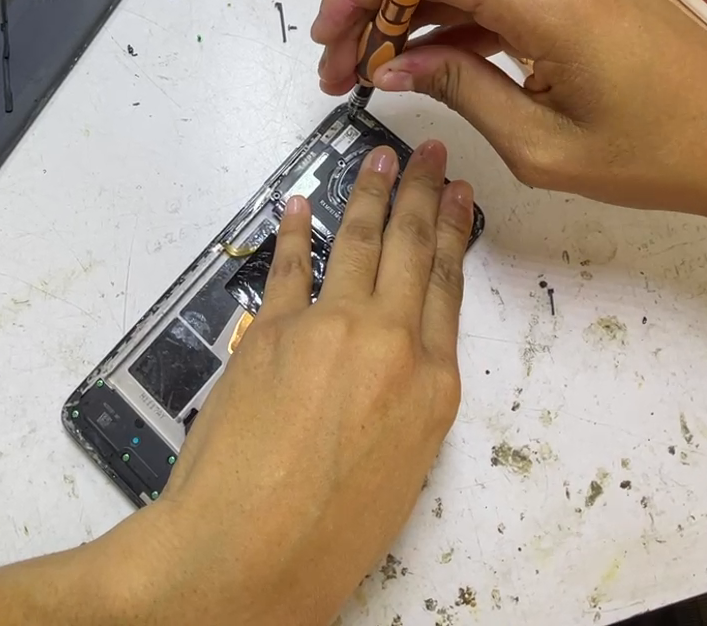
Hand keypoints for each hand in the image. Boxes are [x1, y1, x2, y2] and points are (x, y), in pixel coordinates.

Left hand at [124, 142, 475, 625]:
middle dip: (423, 192)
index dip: (456, 233)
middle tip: (430, 152)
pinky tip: (301, 203)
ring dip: (371, 195)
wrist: (245, 553)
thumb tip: (394, 350)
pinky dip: (297, 230)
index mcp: (433, 386)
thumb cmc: (330, 534)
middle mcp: (390, 343)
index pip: (449, 287)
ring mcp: (330, 328)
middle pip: (413, 249)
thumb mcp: (402, 467)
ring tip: (380, 159)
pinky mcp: (274, 328)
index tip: (461, 196)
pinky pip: (292, 265)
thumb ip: (408, 396)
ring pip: (360, 243)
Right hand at [311, 0, 706, 226]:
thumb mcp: (541, 146)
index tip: (326, 33)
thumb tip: (389, 67)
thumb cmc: (655, 158)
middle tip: (335, 71)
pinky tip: (420, 63)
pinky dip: (450, 23)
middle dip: (374, 11)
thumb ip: (459, 92)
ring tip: (364, 74)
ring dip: (407, 19)